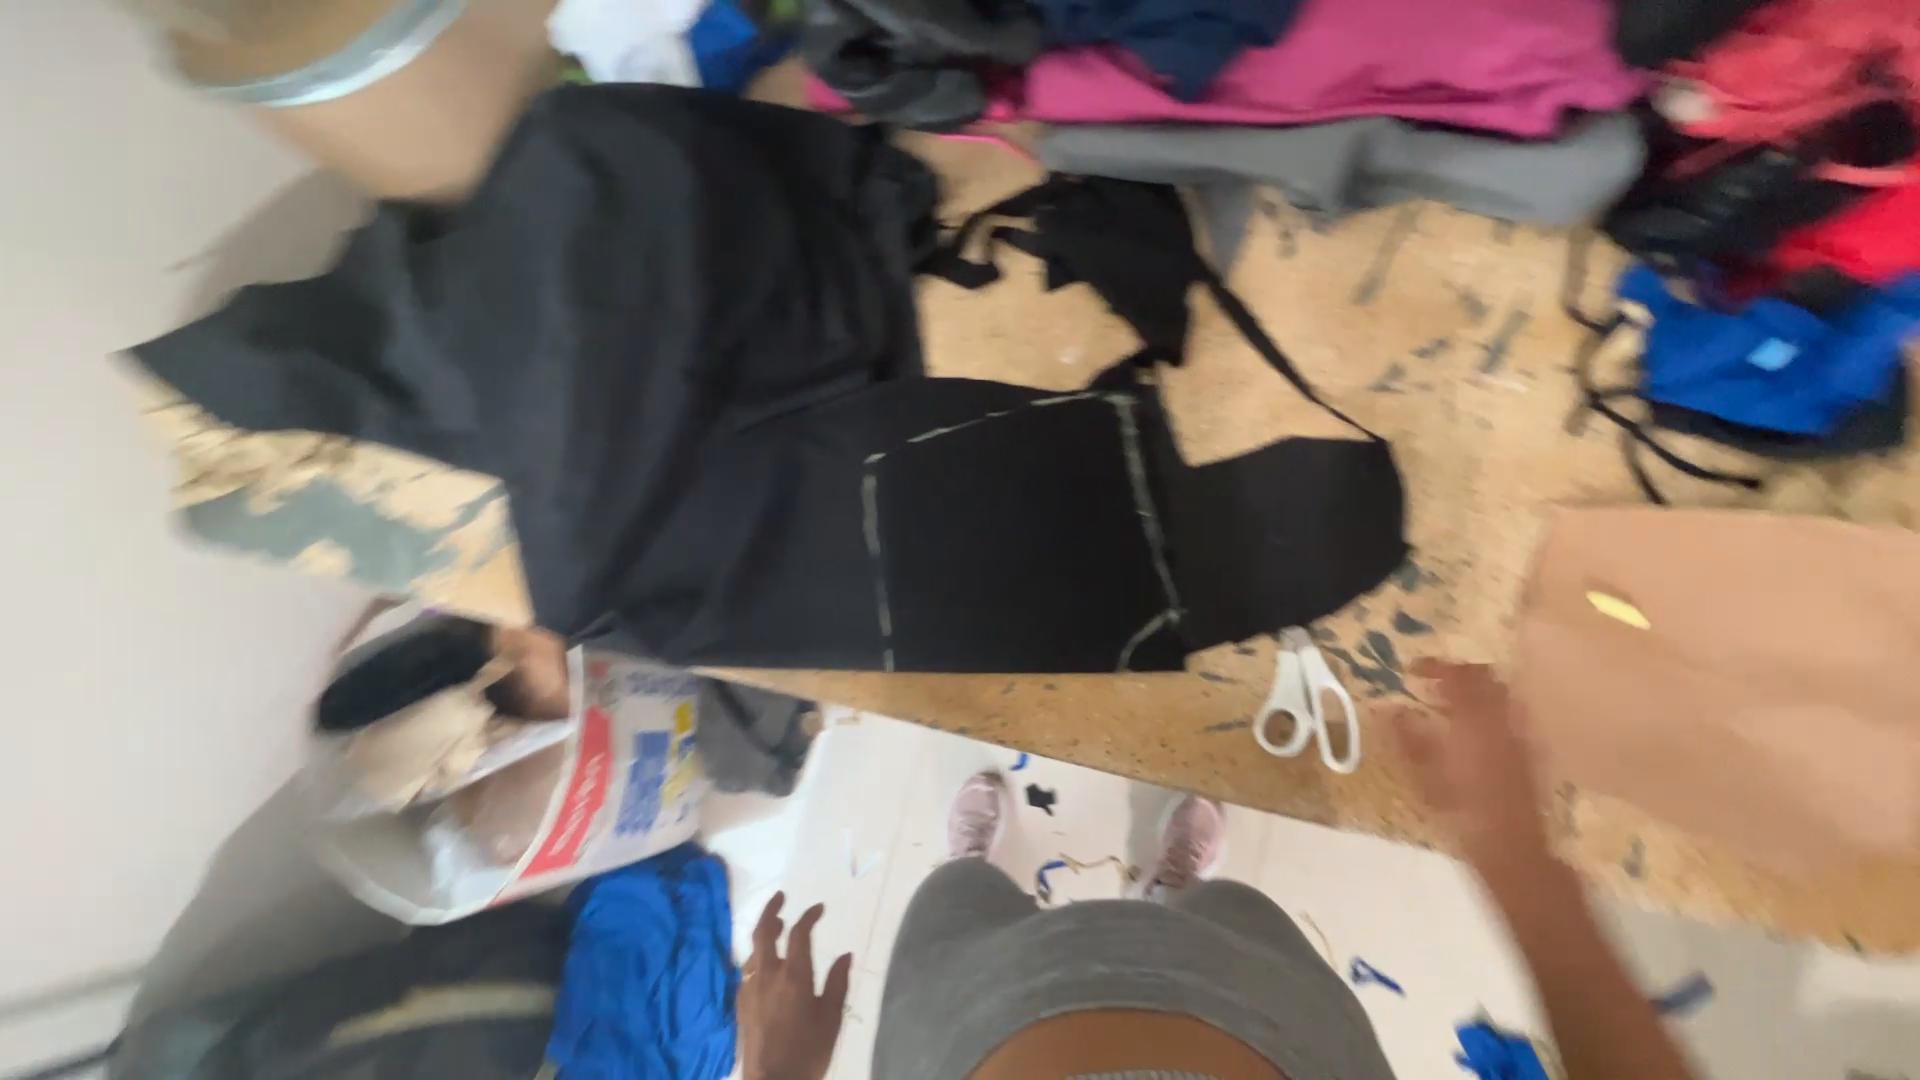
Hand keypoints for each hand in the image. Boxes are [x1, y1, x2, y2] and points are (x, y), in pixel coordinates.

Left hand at [739, 893, 852, 1079]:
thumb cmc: (808, 1052)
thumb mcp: (831, 1018)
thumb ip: (837, 983)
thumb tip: (845, 954)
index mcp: (794, 975)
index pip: (800, 933)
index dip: (809, 915)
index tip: (819, 908)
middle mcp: (768, 976)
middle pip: (763, 932)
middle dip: (772, 910)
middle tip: (781, 897)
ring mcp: (750, 991)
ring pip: (752, 952)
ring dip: (763, 935)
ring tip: (775, 929)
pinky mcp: (740, 1007)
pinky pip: (747, 973)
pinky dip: (757, 960)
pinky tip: (764, 968)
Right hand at [1390, 660, 1552, 873]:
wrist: (1512, 847)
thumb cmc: (1458, 809)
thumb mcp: (1420, 774)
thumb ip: (1405, 736)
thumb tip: (1391, 709)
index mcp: (1472, 720)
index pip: (1457, 676)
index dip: (1435, 666)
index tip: (1413, 669)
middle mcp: (1501, 721)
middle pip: (1488, 679)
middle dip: (1461, 674)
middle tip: (1436, 682)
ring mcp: (1521, 737)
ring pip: (1505, 696)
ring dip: (1480, 691)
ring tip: (1456, 703)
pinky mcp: (1532, 754)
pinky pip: (1514, 718)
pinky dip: (1494, 712)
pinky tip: (1479, 731)